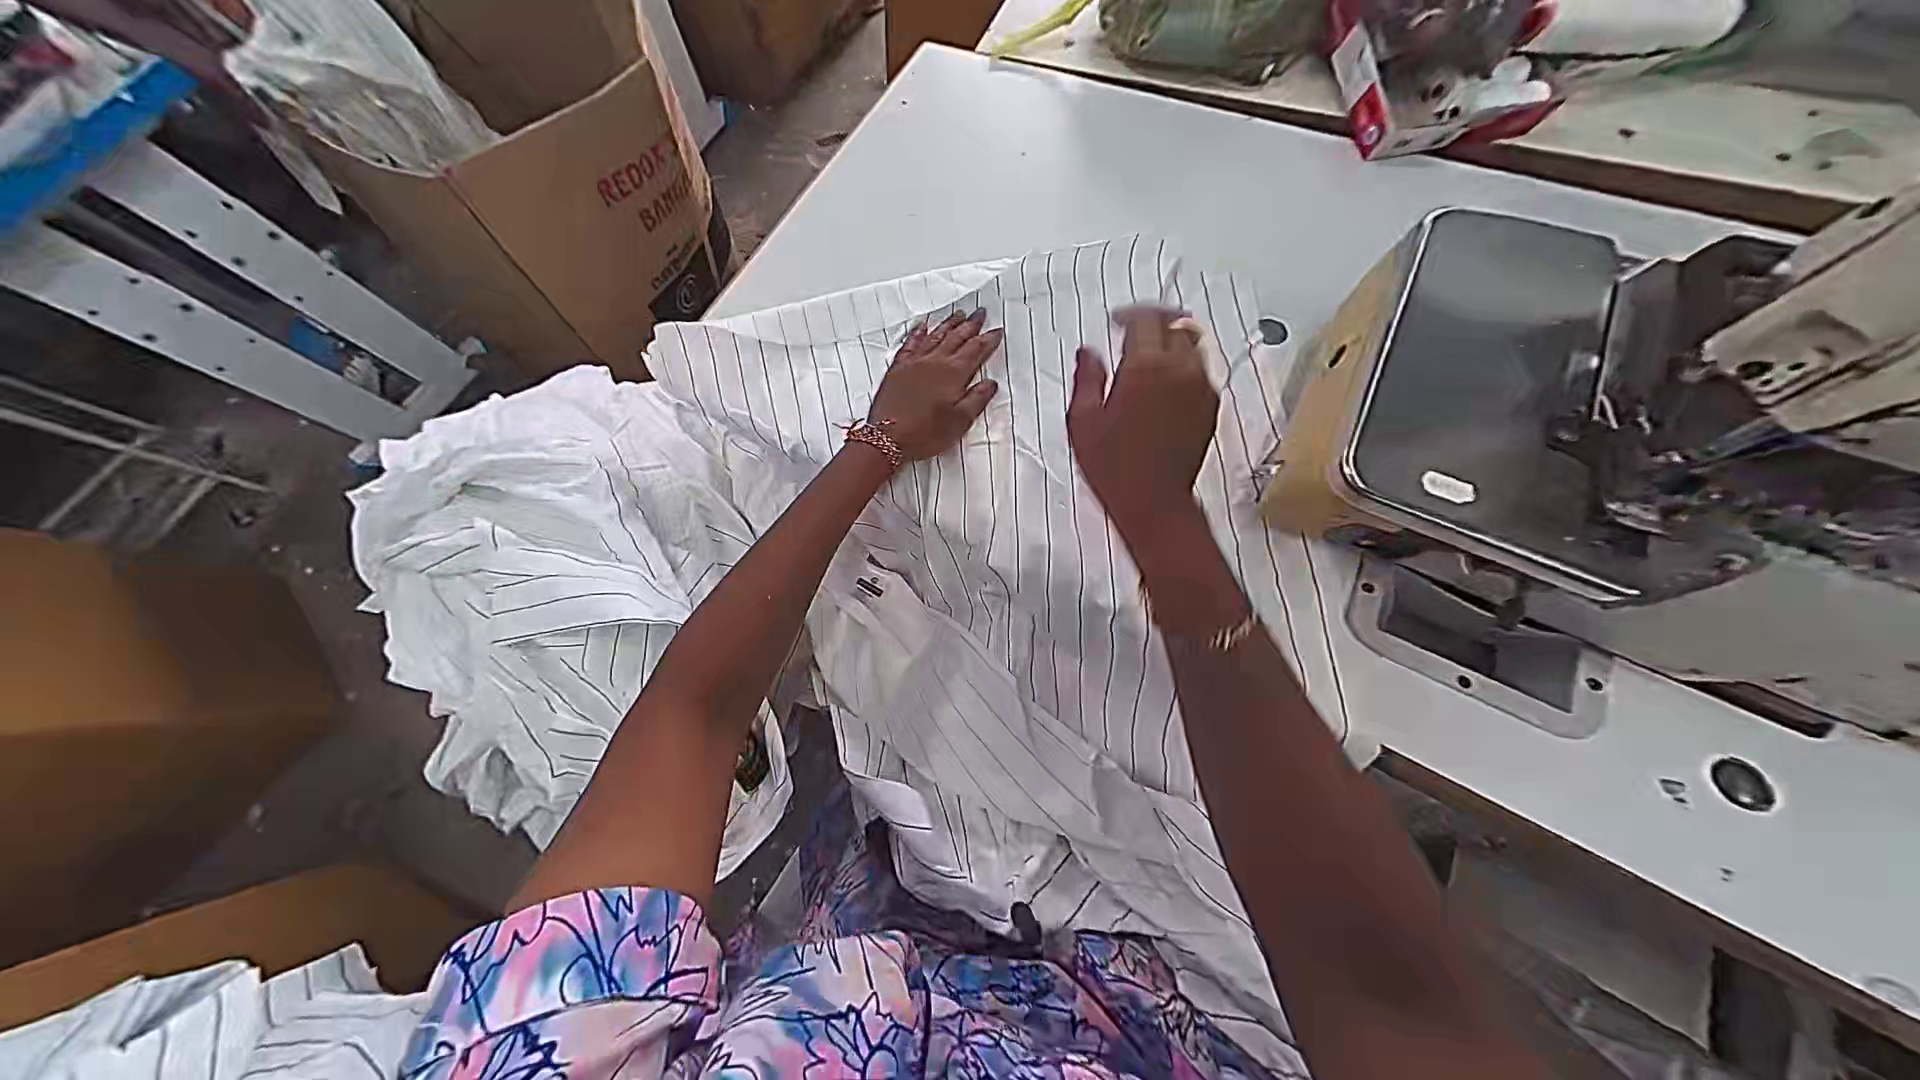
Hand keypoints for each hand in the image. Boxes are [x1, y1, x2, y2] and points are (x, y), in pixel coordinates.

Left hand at [866, 308, 1002, 461]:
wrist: (887, 438)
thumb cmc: (923, 433)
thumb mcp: (959, 421)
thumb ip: (976, 399)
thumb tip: (989, 384)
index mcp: (953, 374)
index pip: (976, 351)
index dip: (988, 340)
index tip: (996, 331)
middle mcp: (935, 362)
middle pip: (957, 337)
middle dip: (971, 325)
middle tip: (980, 314)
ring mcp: (914, 363)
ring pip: (936, 336)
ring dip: (949, 324)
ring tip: (959, 315)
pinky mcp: (898, 369)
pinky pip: (911, 344)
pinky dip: (918, 333)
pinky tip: (923, 328)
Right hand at [1067, 306, 1219, 546]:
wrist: (1153, 503)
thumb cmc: (1115, 468)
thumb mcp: (1083, 421)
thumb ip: (1087, 378)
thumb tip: (1088, 353)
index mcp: (1146, 368)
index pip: (1145, 319)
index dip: (1129, 315)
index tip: (1117, 321)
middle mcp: (1180, 372)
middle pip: (1176, 324)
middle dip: (1155, 320)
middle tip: (1136, 328)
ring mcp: (1201, 389)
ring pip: (1193, 344)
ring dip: (1172, 340)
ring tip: (1152, 352)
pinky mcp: (1211, 407)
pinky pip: (1202, 371)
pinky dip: (1185, 365)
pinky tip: (1166, 380)